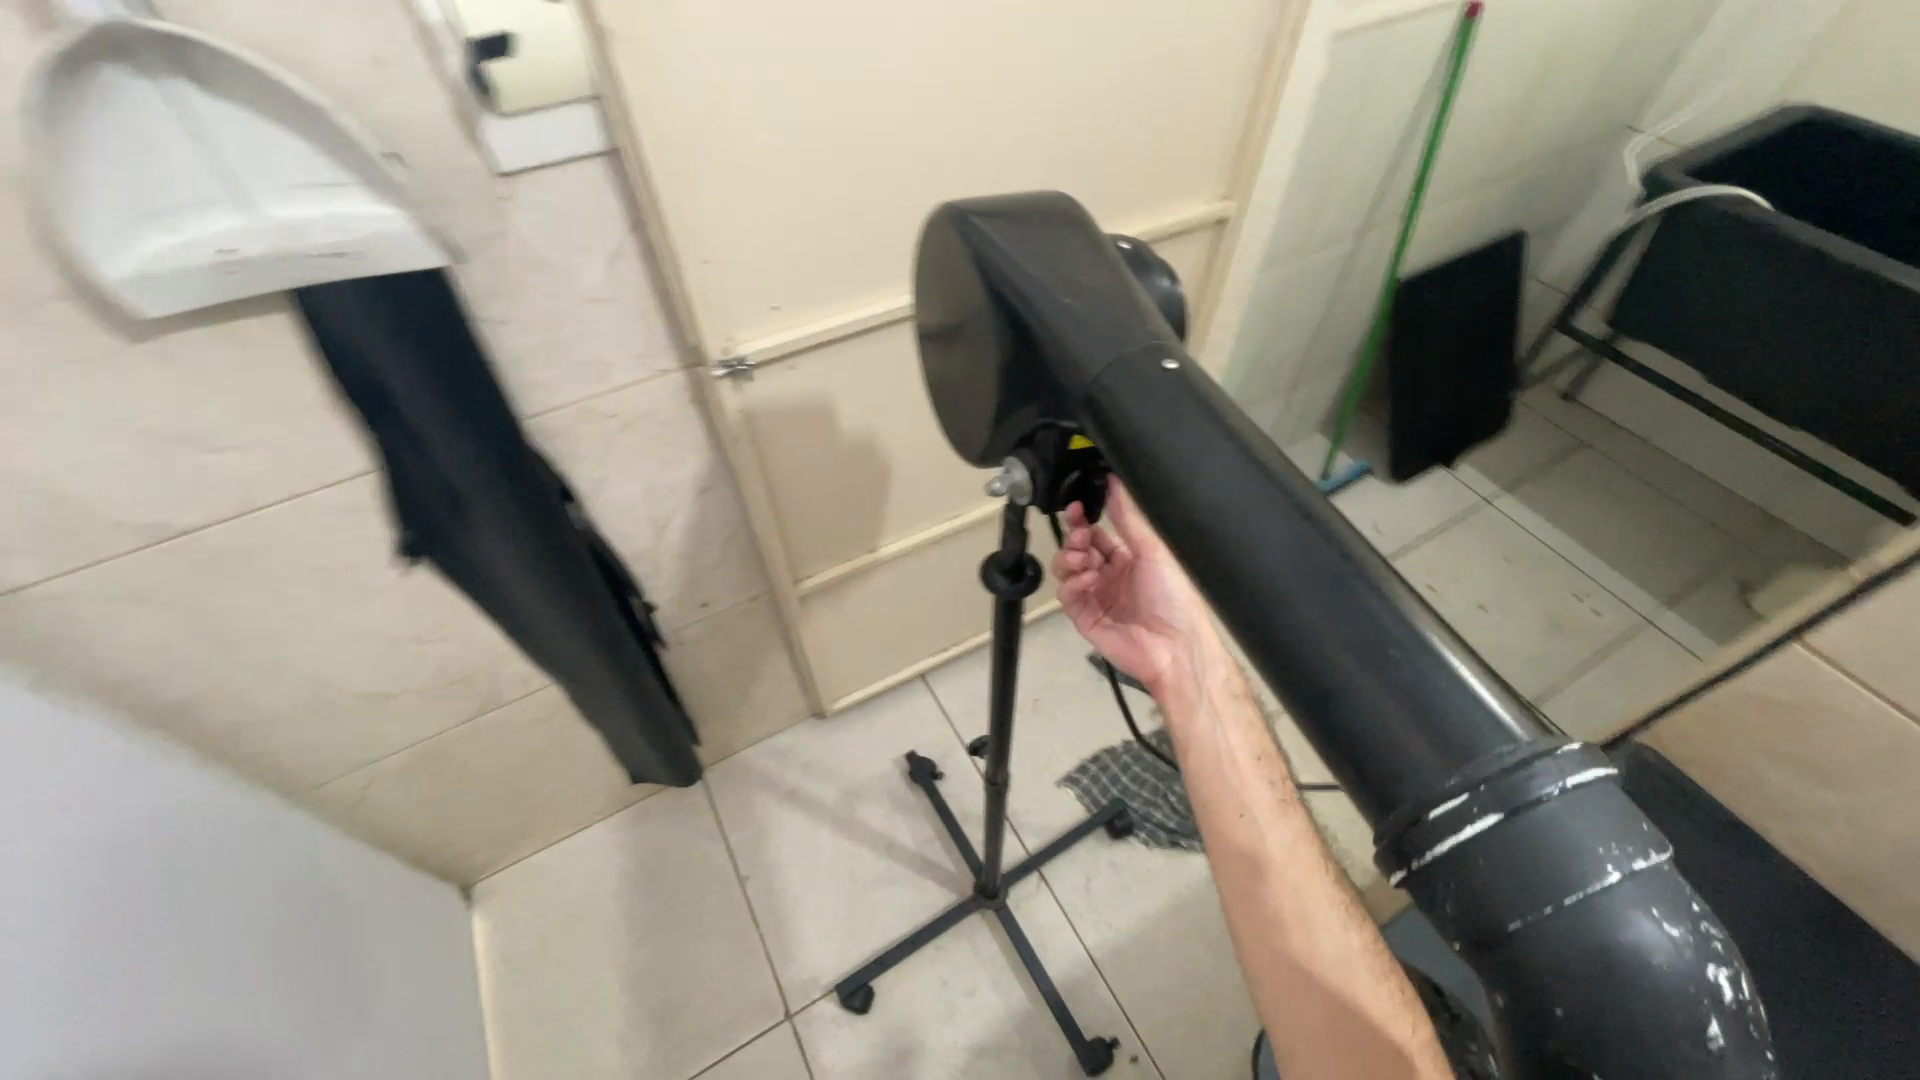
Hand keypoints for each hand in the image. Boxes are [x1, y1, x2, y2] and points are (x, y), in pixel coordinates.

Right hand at [1053, 480, 1219, 697]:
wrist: (1176, 647)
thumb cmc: (1174, 597)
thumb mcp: (1153, 550)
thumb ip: (1128, 518)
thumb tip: (1115, 483)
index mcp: (1127, 559)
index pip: (1096, 535)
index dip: (1083, 521)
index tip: (1076, 508)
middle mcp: (1109, 576)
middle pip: (1077, 550)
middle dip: (1074, 538)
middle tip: (1079, 535)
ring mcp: (1095, 597)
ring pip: (1066, 571)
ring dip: (1069, 559)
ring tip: (1082, 559)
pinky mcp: (1085, 618)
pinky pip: (1068, 596)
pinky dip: (1073, 584)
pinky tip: (1088, 580)